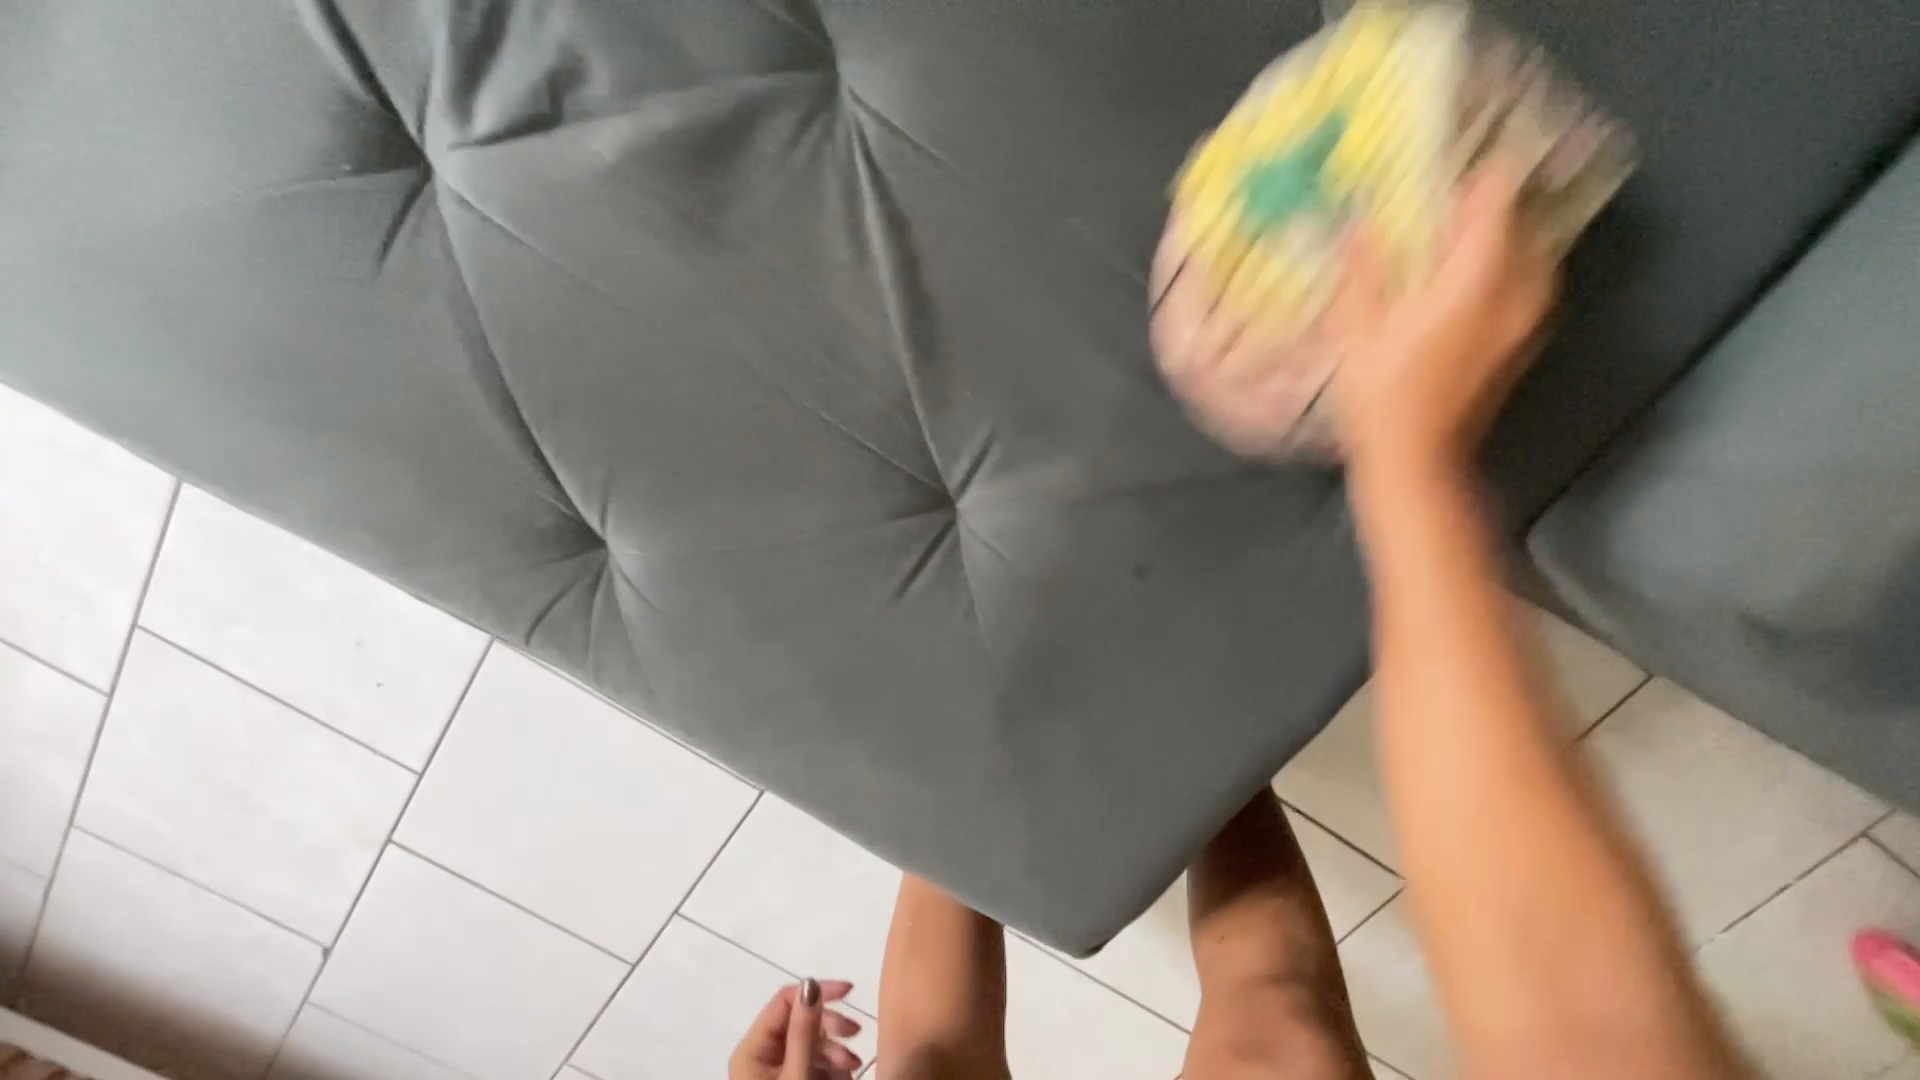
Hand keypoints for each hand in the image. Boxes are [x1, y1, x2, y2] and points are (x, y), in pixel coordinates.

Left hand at [729, 978, 864, 1079]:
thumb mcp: (798, 1075)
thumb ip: (804, 1032)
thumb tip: (811, 983)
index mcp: (752, 1048)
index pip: (786, 999)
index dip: (818, 990)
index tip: (850, 990)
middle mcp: (760, 1054)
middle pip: (801, 1021)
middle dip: (832, 1027)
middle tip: (855, 1034)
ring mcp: (774, 1070)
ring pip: (811, 1043)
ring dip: (836, 1050)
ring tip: (851, 1066)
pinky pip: (812, 1062)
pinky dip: (831, 1066)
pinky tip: (843, 1075)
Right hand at [1329, 162, 1556, 469]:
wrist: (1418, 460)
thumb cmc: (1381, 398)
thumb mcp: (1357, 332)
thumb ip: (1364, 273)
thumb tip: (1360, 227)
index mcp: (1475, 279)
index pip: (1493, 198)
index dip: (1471, 174)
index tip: (1441, 164)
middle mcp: (1517, 289)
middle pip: (1518, 220)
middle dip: (1484, 205)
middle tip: (1440, 201)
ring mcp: (1529, 315)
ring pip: (1528, 250)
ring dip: (1496, 236)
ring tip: (1451, 237)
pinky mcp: (1526, 336)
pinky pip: (1526, 279)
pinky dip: (1501, 267)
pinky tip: (1462, 280)